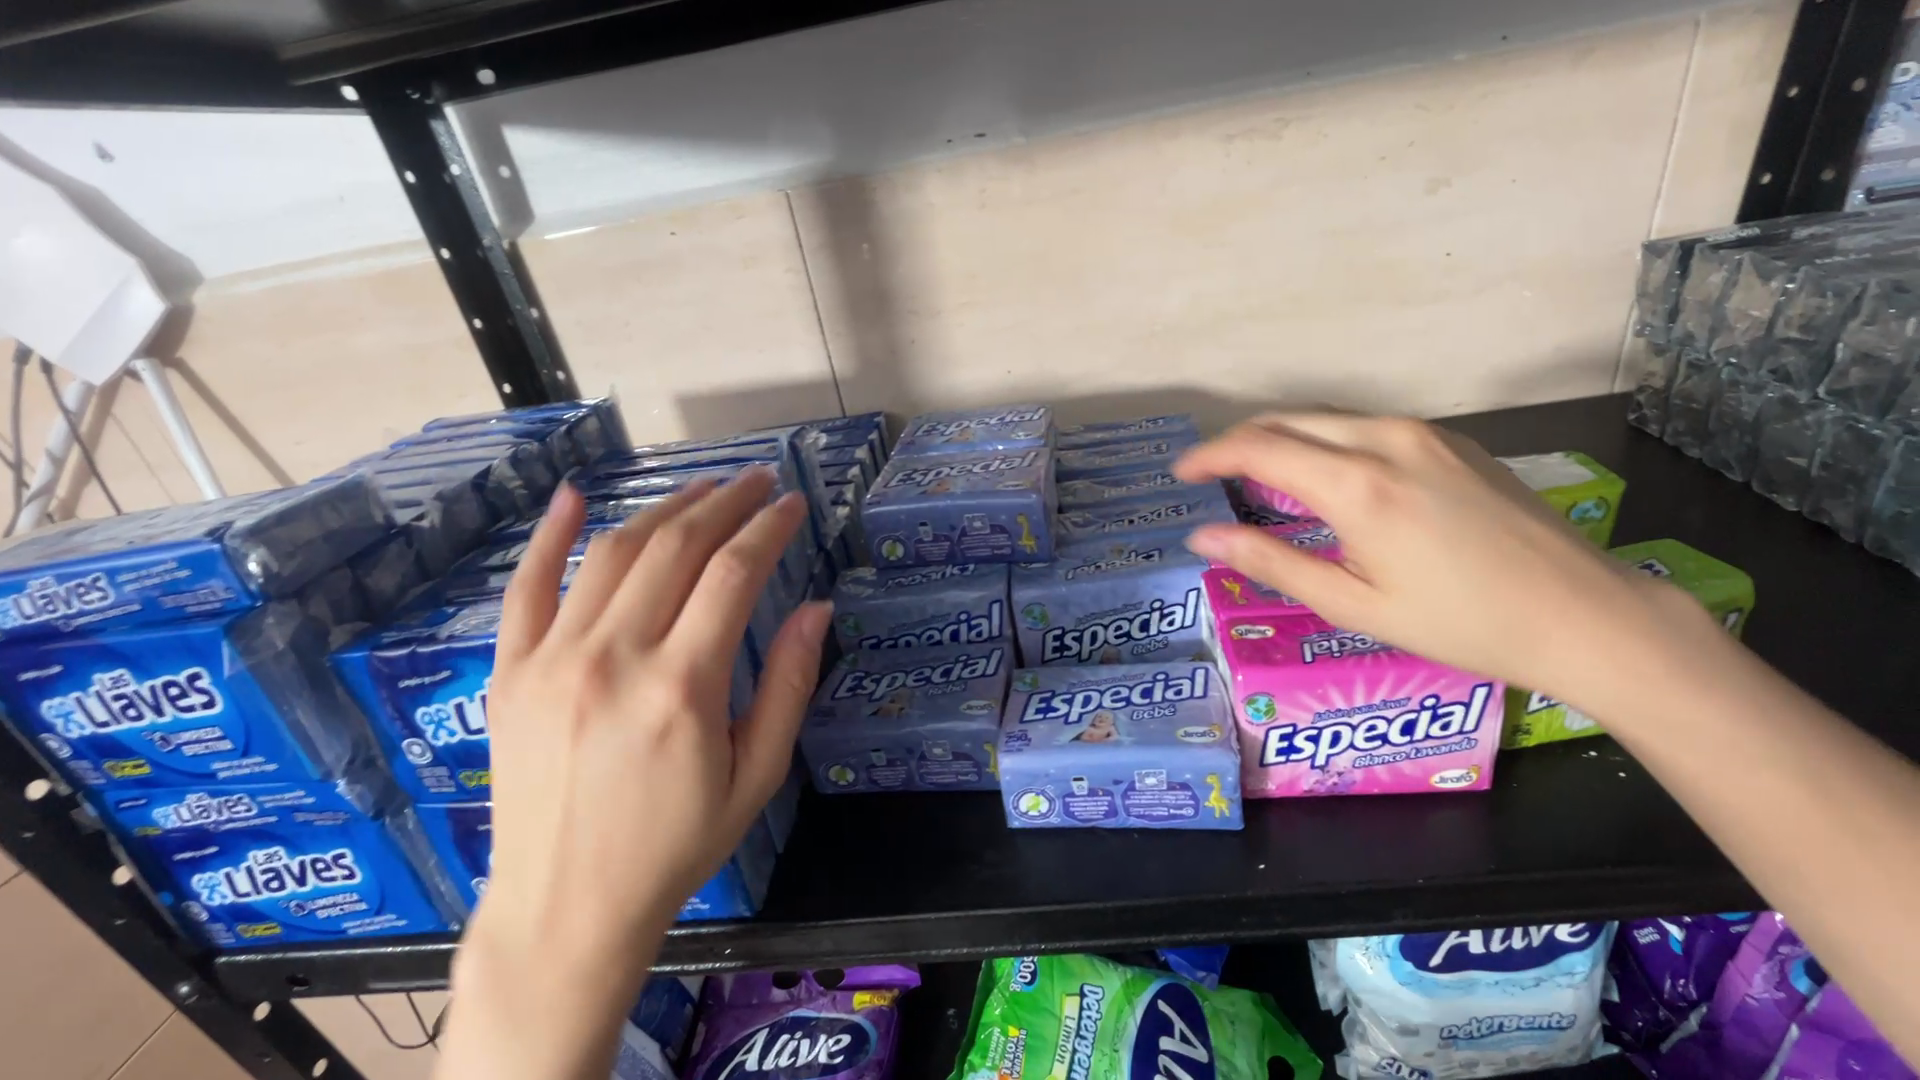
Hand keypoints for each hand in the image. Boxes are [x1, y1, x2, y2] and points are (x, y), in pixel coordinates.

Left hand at [440, 469, 829, 1079]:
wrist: (567, 907)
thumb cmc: (676, 846)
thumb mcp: (756, 777)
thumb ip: (788, 685)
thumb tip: (818, 607)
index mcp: (683, 687)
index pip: (735, 573)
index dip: (771, 527)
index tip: (795, 504)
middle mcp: (615, 657)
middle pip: (677, 547)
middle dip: (726, 502)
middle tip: (760, 481)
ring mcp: (553, 659)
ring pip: (613, 553)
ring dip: (665, 508)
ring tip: (703, 488)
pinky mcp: (510, 671)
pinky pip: (526, 587)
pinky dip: (550, 535)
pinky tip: (576, 496)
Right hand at [1174, 414, 1700, 697]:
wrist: (1583, 614)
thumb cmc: (1461, 623)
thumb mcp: (1354, 604)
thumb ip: (1272, 562)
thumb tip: (1202, 536)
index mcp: (1356, 485)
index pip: (1259, 449)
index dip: (1211, 456)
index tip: (1181, 474)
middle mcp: (1387, 440)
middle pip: (1289, 420)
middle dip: (1240, 441)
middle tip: (1212, 474)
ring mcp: (1426, 434)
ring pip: (1328, 418)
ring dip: (1283, 437)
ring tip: (1257, 473)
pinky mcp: (1452, 442)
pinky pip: (1367, 426)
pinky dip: (1326, 441)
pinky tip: (1324, 474)